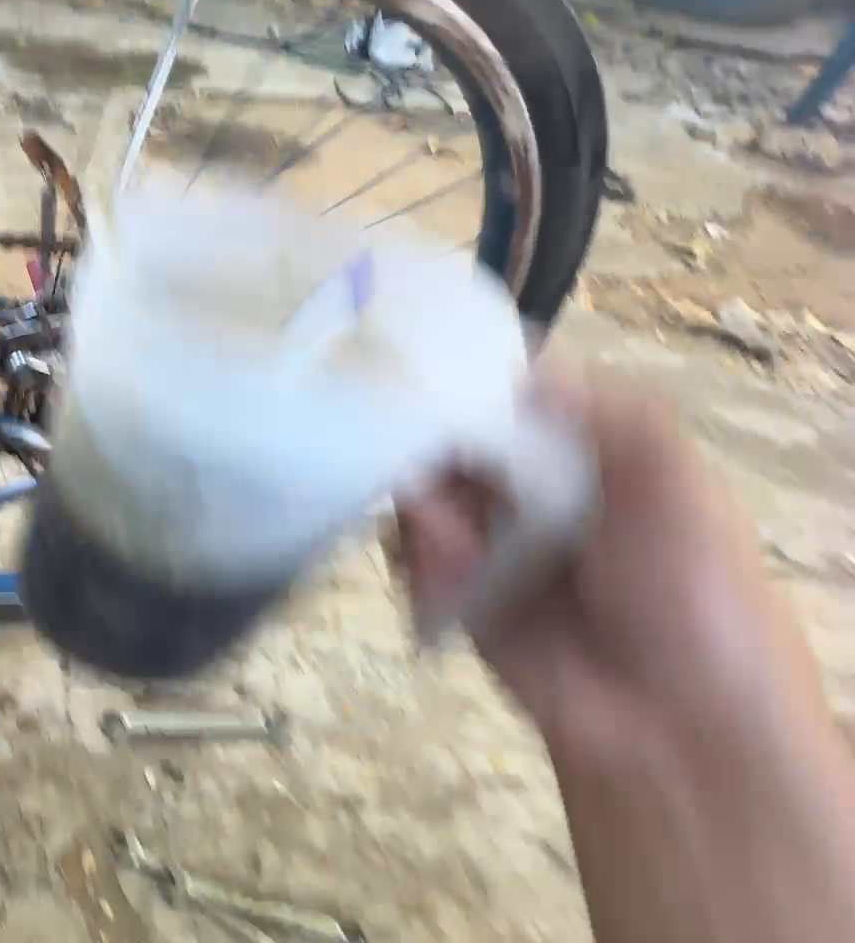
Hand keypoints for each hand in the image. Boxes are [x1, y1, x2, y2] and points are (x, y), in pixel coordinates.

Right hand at [392, 369, 835, 769]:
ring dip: (425, 518)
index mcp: (581, 460)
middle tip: (428, 476)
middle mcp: (525, 493)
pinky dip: (417, 561)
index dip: (464, 388)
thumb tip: (522, 370)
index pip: (505, 403)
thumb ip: (617, 423)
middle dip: (428, 456)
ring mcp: (482, 540)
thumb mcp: (680, 496)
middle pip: (445, 446)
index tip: (423, 382)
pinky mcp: (449, 586)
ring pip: (416, 497)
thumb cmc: (691, 601)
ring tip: (454, 552)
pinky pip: (405, 553)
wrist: (668, 727)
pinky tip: (449, 580)